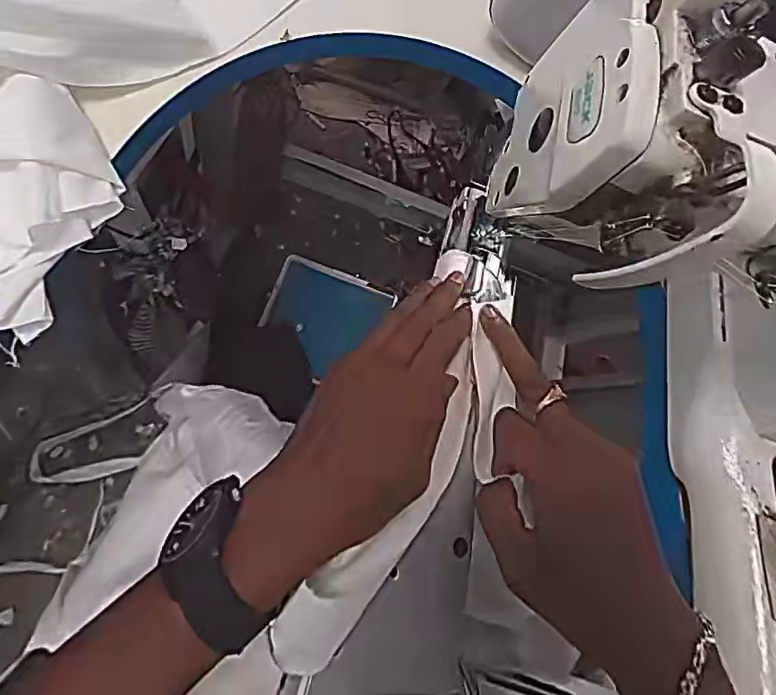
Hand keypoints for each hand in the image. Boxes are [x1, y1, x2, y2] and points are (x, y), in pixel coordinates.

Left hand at [222, 272, 470, 611]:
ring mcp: (360, 366)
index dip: (459, 322)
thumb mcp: (419, 465)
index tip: (467, 311)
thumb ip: (434, 418)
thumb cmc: (363, 492)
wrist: (308, 496)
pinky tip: (396, 317)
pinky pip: (372, 333)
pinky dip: (389, 319)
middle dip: (441, 297)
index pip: (445, 342)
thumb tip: (444, 391)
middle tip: (454, 280)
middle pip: (421, 320)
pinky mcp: (340, 371)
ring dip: (415, 300)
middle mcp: (389, 370)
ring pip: (394, 320)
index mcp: (417, 391)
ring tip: (429, 286)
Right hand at [475, 306, 719, 694]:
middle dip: (514, 364)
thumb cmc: (582, 598)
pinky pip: (582, 436)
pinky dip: (560, 442)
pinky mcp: (622, 465)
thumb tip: (495, 474)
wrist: (640, 619)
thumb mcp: (515, 560)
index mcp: (558, 474)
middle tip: (494, 329)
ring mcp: (611, 456)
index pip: (513, 423)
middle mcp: (589, 454)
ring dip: (538, 424)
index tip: (486, 440)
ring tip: (528, 463)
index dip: (495, 439)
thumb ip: (493, 502)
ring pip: (561, 415)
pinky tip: (554, 478)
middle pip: (542, 392)